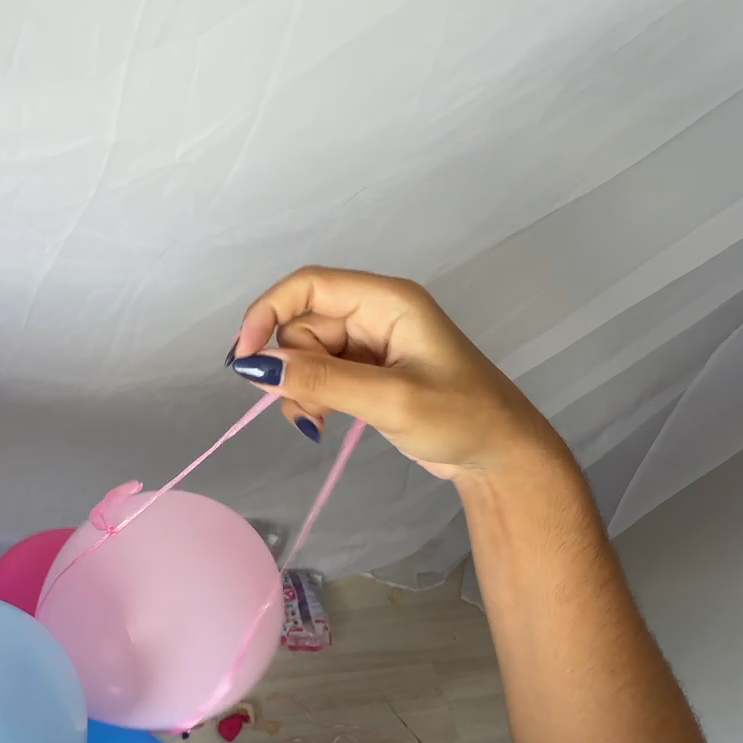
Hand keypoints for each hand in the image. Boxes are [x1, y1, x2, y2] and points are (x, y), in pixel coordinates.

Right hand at [226, 266, 564, 480]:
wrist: (498, 456)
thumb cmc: (460, 417)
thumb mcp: (388, 399)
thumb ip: (321, 380)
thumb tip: (253, 368)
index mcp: (385, 301)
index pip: (307, 286)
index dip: (267, 313)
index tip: (244, 360)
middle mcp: (371, 314)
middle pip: (300, 325)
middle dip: (291, 367)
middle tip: (308, 408)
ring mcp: (366, 345)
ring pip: (302, 355)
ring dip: (299, 389)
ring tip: (320, 420)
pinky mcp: (362, 373)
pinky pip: (315, 376)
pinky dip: (309, 399)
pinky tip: (322, 422)